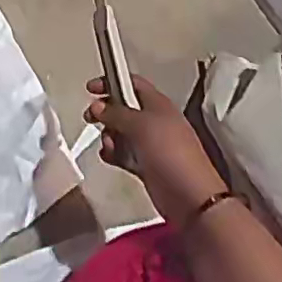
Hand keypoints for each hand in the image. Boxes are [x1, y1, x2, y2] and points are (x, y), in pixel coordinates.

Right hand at [86, 75, 228, 228]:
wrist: (191, 199)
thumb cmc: (170, 154)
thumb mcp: (139, 125)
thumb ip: (115, 113)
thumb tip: (97, 106)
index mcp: (157, 104)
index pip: (131, 83)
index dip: (110, 82)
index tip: (91, 89)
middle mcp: (154, 121)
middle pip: (123, 108)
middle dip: (105, 112)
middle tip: (91, 118)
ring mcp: (151, 144)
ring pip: (121, 132)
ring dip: (109, 135)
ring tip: (109, 144)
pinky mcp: (146, 165)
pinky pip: (123, 153)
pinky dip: (114, 153)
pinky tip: (110, 157)